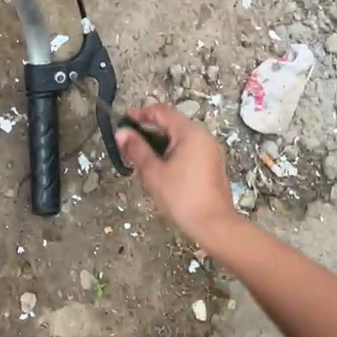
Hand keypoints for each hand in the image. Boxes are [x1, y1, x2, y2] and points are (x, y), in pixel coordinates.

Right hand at [115, 103, 240, 244]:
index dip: (142, 113)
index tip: (124, 118)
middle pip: (174, 124)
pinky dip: (173, 151)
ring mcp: (211, 151)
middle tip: (130, 139)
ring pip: (182, 138)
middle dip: (150, 129)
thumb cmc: (182, 196)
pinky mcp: (213, 165)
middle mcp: (204, 136)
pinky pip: (190, 149)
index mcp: (190, 133)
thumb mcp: (154, 172)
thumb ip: (137, 150)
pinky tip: (161, 167)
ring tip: (141, 154)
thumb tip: (121, 133)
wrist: (214, 224)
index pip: (163, 112)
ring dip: (161, 142)